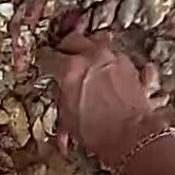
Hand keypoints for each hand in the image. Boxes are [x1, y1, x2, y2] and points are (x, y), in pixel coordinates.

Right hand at [40, 35, 167, 164]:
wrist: (130, 135)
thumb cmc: (95, 131)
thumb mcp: (66, 117)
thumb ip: (60, 97)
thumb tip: (58, 88)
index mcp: (71, 69)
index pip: (49, 57)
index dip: (43, 61)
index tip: (41, 63)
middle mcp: (93, 56)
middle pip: (74, 39)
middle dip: (65, 48)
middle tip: (61, 57)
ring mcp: (115, 58)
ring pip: (99, 39)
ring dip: (90, 46)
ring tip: (86, 58)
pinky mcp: (132, 65)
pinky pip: (120, 55)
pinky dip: (113, 61)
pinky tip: (111, 71)